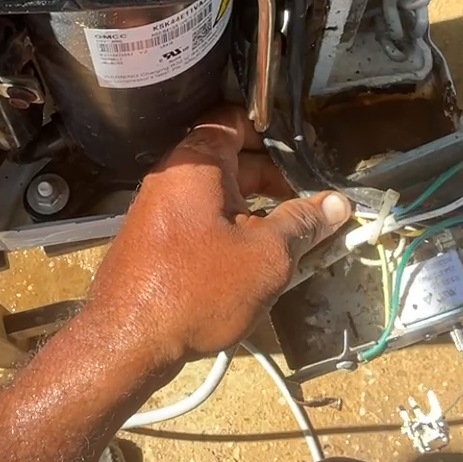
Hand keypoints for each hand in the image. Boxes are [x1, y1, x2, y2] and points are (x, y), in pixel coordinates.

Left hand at [85, 106, 351, 373]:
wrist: (127, 342)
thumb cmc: (196, 290)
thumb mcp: (266, 257)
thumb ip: (302, 224)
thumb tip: (335, 204)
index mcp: (196, 164)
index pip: (234, 119)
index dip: (272, 128)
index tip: (304, 149)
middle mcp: (173, 178)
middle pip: (231, 159)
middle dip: (274, 178)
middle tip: (310, 201)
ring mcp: (160, 209)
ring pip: (219, 195)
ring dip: (256, 209)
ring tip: (293, 236)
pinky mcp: (155, 240)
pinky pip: (201, 219)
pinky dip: (231, 228)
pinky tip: (256, 259)